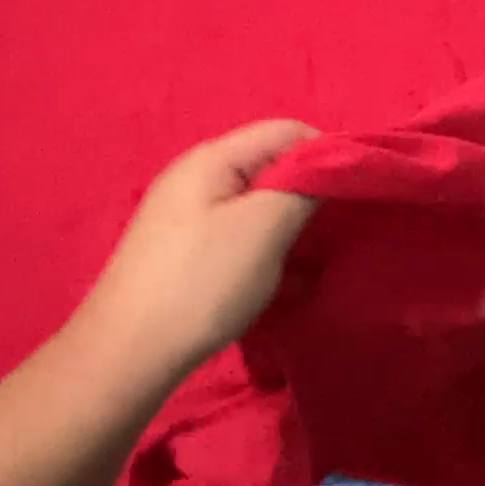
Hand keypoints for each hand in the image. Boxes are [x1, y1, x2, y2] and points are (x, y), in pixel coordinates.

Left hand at [71, 120, 318, 374]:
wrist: (130, 353)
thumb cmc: (202, 282)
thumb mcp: (264, 228)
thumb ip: (303, 188)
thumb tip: (329, 167)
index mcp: (213, 159)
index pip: (287, 132)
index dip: (327, 154)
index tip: (354, 192)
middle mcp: (198, 177)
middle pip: (273, 165)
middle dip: (311, 192)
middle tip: (338, 228)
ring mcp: (190, 216)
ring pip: (260, 203)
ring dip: (293, 225)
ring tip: (316, 257)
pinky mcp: (189, 251)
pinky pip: (244, 234)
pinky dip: (271, 249)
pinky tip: (285, 281)